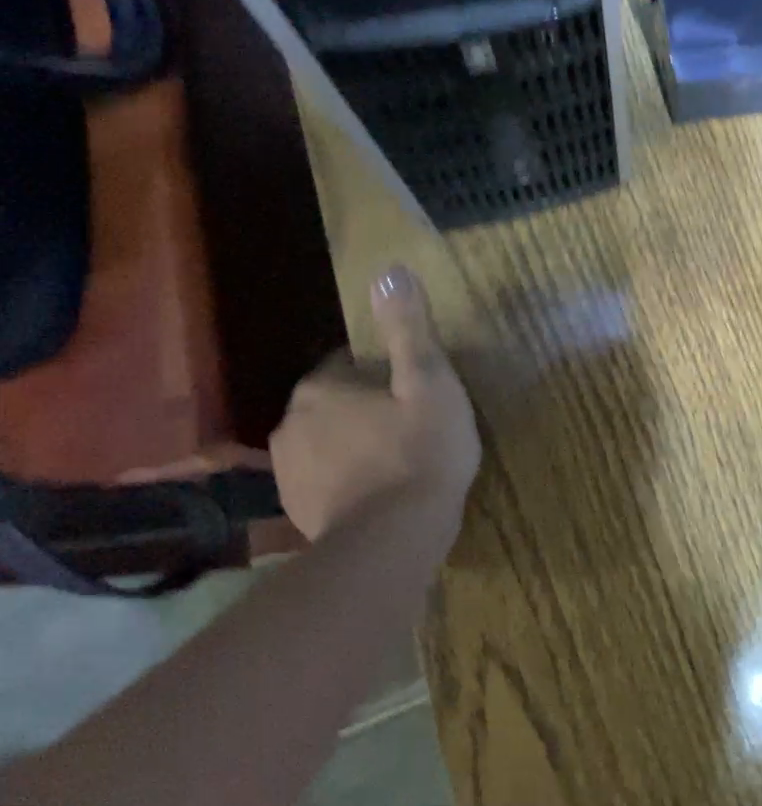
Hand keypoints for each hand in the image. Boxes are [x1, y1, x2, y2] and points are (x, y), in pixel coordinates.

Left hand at [269, 266, 480, 543]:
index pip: (349, 363)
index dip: (388, 373)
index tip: (420, 392)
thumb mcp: (430, 381)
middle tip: (416, 424)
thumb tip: (390, 269)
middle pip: (335, 402)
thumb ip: (409, 328)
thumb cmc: (421, 451)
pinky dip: (347, 478)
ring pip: (327, 439)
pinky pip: (325, 477)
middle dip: (368, 408)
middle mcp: (290, 422)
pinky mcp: (295, 506)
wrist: (392, 536)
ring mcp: (287, 468)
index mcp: (321, 388)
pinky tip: (382, 490)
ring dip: (355, 443)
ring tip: (401, 460)